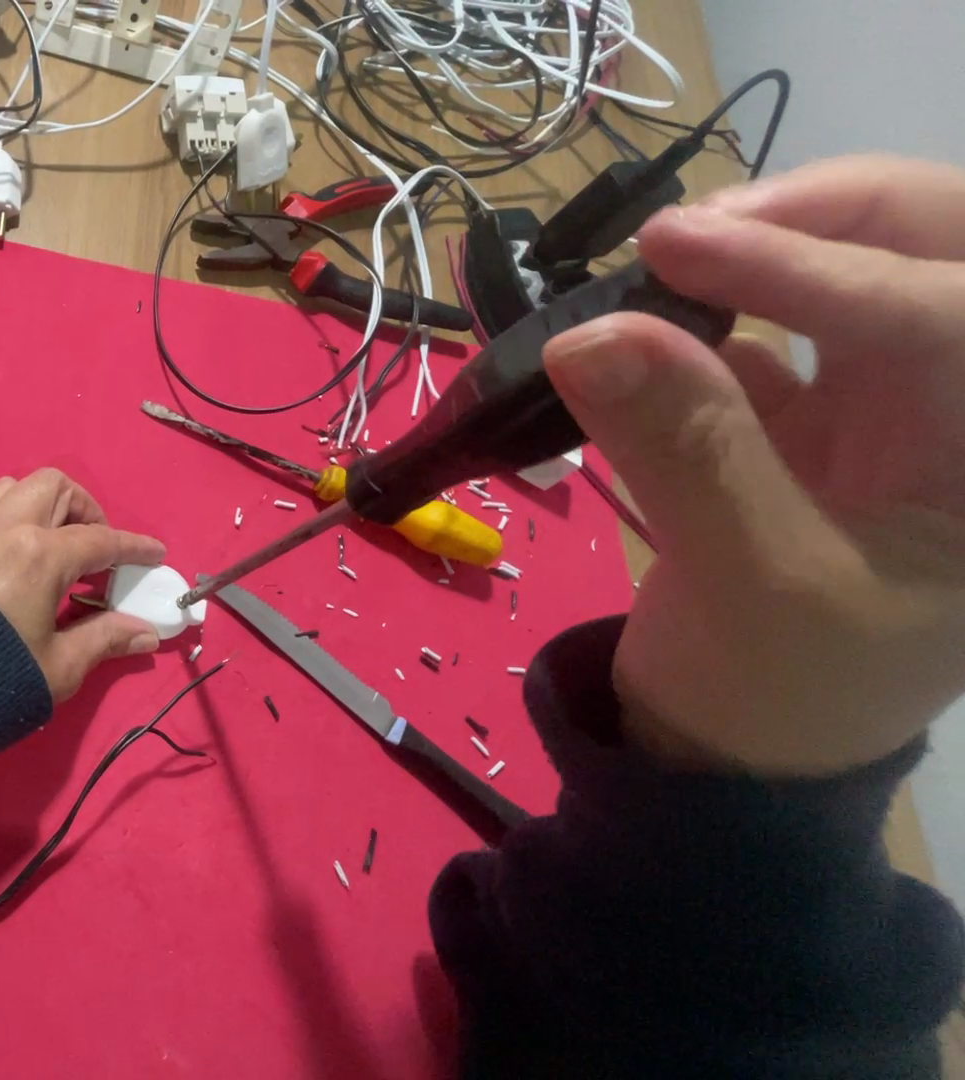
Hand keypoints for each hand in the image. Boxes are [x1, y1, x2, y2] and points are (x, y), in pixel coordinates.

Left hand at [0, 469, 166, 701]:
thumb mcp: (59, 665)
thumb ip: (105, 638)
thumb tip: (146, 632)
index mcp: (40, 554)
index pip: (100, 539)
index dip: (133, 548)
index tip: (154, 554)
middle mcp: (5, 528)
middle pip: (55, 488)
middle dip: (86, 510)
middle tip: (97, 549)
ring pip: (15, 488)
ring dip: (44, 506)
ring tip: (57, 544)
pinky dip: (12, 518)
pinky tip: (19, 557)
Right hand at [542, 156, 964, 775]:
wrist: (730, 740)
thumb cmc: (777, 684)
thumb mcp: (748, 576)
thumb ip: (682, 450)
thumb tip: (585, 336)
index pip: (955, 316)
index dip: (817, 267)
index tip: (672, 245)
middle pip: (944, 259)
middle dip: (825, 220)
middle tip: (685, 229)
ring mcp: (884, 414)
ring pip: (849, 287)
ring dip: (757, 259)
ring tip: (653, 265)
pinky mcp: (796, 429)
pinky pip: (754, 347)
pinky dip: (691, 326)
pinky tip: (634, 330)